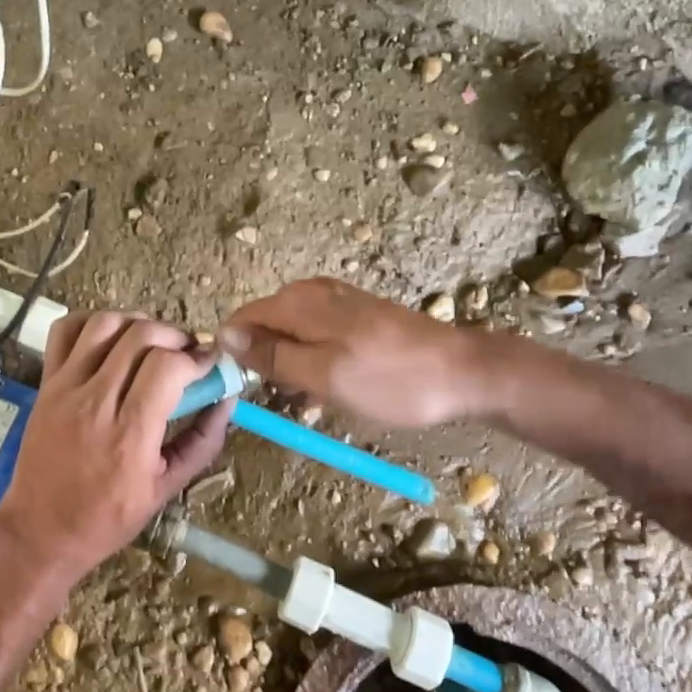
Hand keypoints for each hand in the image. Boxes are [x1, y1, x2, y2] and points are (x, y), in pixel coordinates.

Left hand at [0, 313, 232, 581]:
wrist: (40, 529)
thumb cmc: (107, 517)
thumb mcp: (165, 488)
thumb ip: (201, 441)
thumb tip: (227, 399)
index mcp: (129, 436)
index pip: (167, 368)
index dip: (196, 356)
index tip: (210, 362)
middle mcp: (95, 403)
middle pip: (139, 337)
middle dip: (173, 336)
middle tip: (186, 353)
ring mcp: (64, 388)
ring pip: (103, 324)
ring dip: (136, 323)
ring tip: (151, 342)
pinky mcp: (45, 383)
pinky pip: (64, 330)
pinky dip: (91, 321)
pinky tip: (110, 338)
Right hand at [218, 278, 501, 428]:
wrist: (467, 374)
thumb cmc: (391, 380)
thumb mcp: (323, 375)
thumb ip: (271, 356)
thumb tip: (224, 336)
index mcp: (298, 302)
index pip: (240, 321)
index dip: (233, 354)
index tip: (242, 390)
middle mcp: (311, 292)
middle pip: (264, 327)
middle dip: (266, 364)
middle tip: (291, 400)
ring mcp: (337, 301)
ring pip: (291, 335)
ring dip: (293, 368)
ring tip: (317, 399)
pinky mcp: (357, 314)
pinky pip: (316, 337)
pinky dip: (316, 362)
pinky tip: (335, 387)